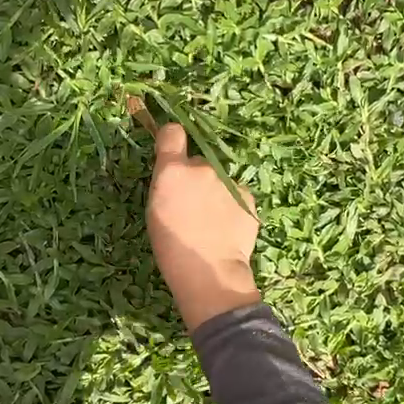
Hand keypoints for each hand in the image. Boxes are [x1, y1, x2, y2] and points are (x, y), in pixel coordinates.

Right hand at [147, 123, 262, 330]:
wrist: (209, 270)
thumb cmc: (171, 246)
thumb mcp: (155, 210)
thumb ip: (167, 184)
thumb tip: (177, 176)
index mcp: (173, 170)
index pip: (172, 132)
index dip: (171, 139)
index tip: (171, 149)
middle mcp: (202, 168)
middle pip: (197, 162)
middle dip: (195, 178)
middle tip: (191, 206)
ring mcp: (228, 181)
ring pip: (218, 180)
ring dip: (214, 193)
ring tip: (211, 223)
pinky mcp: (248, 196)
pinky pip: (236, 195)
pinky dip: (232, 207)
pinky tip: (227, 229)